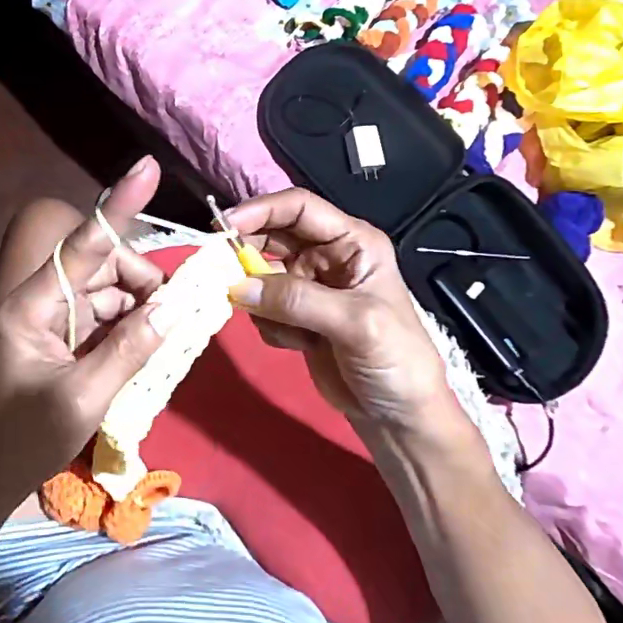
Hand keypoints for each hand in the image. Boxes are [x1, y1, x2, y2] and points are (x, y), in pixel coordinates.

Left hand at [0, 159, 172, 509]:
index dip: (117, 206)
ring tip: (162, 332)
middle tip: (173, 311)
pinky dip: (125, 323)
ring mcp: (44, 319)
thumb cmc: (22, 442)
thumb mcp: (83, 399)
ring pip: (103, 290)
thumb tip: (175, 307)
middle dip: (139, 280)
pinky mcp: (53, 338)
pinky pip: (98, 315)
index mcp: (29, 307)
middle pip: (99, 267)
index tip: (146, 167)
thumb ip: (130, 348)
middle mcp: (35, 301)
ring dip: (136, 304)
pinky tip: (144, 341)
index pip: (82, 246)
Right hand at [224, 189, 458, 434]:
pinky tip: (300, 345)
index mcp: (353, 242)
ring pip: (261, 276)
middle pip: (272, 236)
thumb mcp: (356, 323)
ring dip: (263, 301)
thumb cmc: (396, 359)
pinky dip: (269, 325)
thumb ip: (298, 300)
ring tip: (293, 332)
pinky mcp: (296, 317)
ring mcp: (310, 287)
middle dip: (248, 254)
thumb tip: (239, 287)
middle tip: (223, 273)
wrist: (399, 415)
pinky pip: (262, 308)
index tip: (225, 226)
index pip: (299, 207)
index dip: (262, 210)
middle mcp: (328, 257)